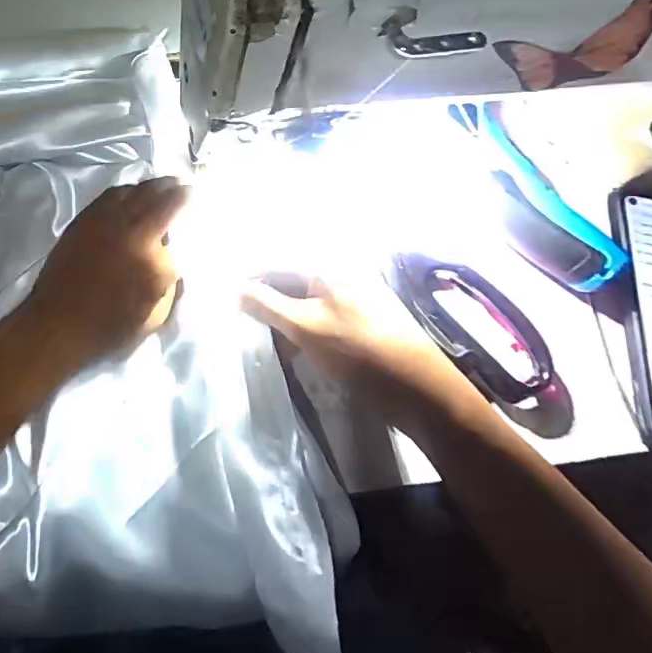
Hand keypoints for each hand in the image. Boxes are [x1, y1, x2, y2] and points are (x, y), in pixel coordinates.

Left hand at [15, 176, 189, 371]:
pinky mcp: (83, 221)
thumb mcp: (155, 316)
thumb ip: (170, 285)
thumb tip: (171, 260)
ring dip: (149, 186)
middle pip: (156, 196)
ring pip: (132, 190)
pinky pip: (108, 196)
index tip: (192, 198)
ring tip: (158, 187)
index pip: (176, 221)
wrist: (58, 326)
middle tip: (181, 186)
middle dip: (173, 188)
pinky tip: (129, 194)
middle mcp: (129, 230)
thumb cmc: (109, 328)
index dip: (186, 205)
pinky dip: (124, 191)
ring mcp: (103, 221)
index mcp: (151, 256)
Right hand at [240, 274, 470, 423]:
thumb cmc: (358, 352)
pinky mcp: (364, 318)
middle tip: (248, 325)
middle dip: (268, 300)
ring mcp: (355, 295)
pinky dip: (306, 327)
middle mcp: (342, 272)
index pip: (275, 263)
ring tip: (271, 340)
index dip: (251, 282)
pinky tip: (298, 347)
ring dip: (286, 317)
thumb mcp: (305, 327)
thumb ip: (267, 305)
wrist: (421, 389)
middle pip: (292, 280)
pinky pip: (324, 314)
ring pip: (307, 300)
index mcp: (327, 265)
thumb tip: (236, 289)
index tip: (231, 304)